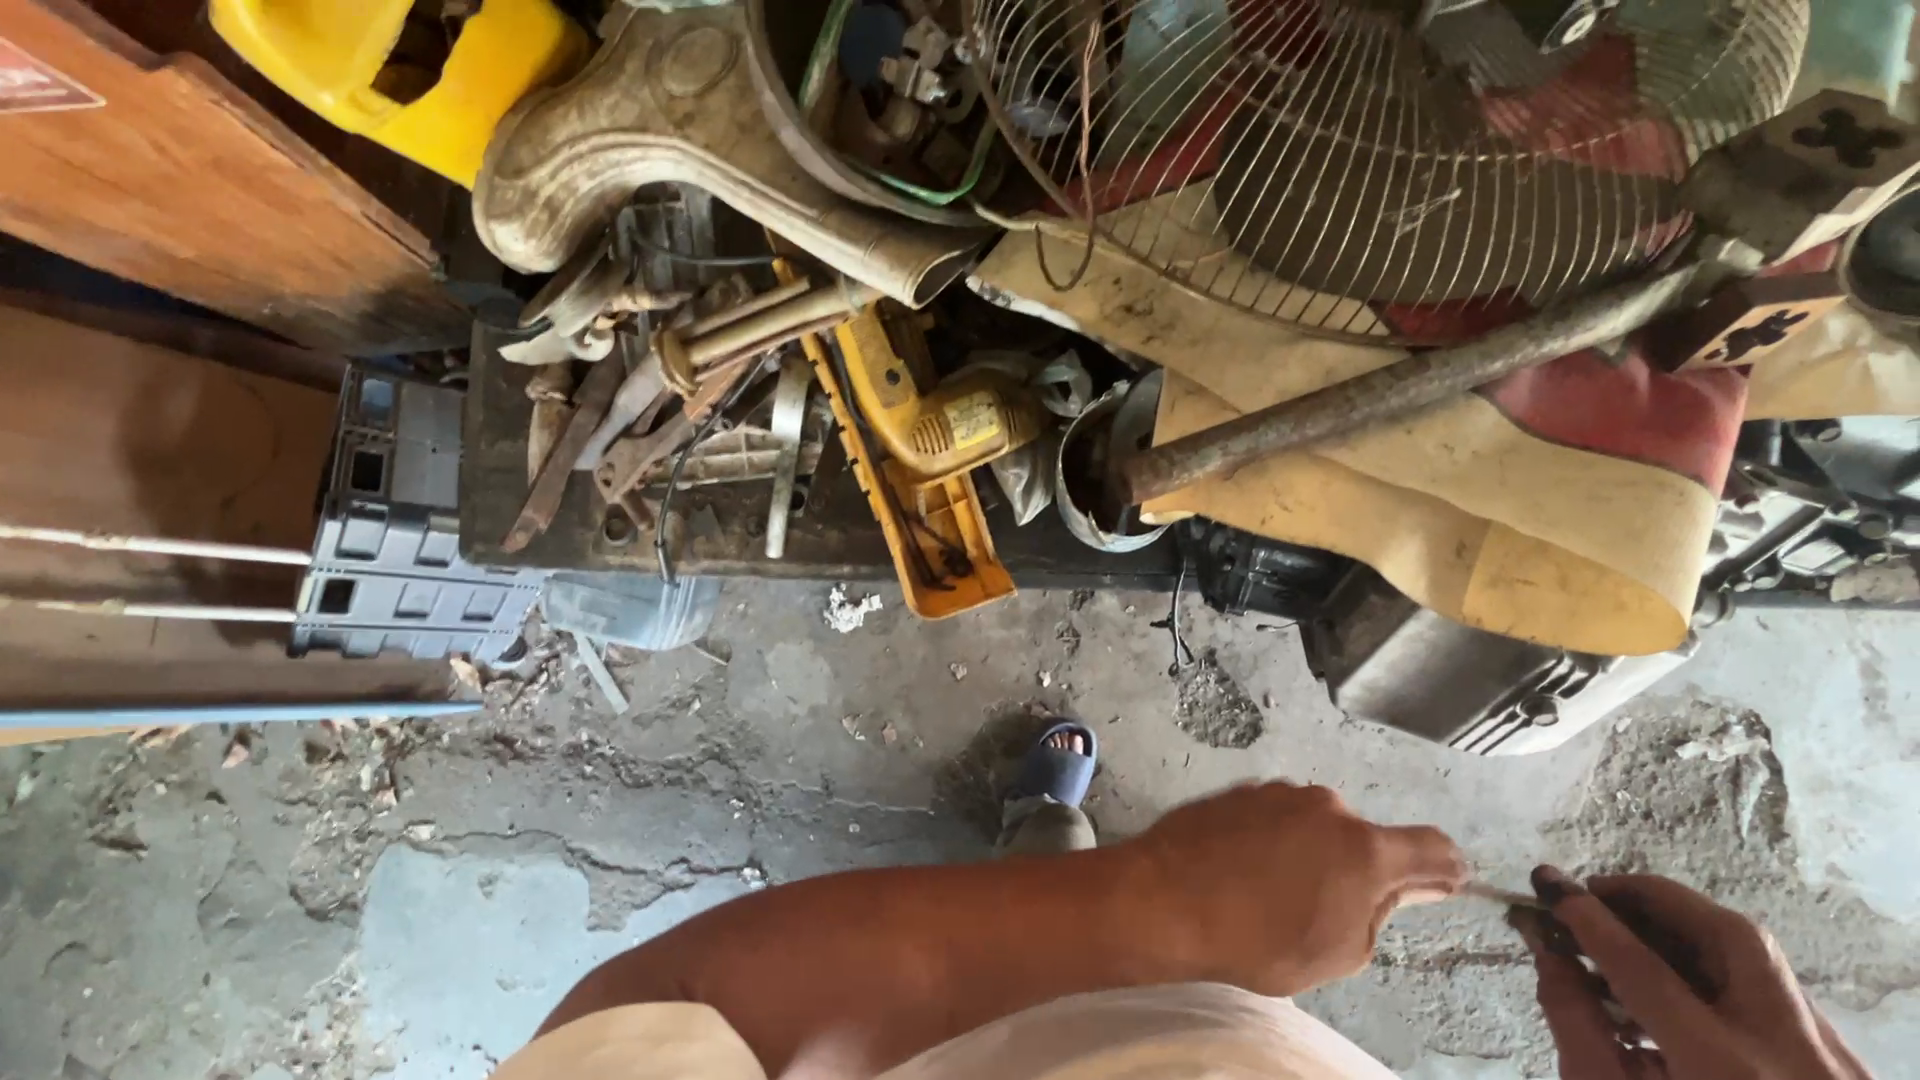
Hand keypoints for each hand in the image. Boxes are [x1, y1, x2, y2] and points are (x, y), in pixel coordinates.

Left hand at [1124, 781, 1465, 995]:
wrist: (1164, 900)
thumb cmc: (1257, 940)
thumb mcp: (1339, 949)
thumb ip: (1380, 910)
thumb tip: (1405, 886)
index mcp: (1363, 847)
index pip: (1433, 845)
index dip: (1444, 867)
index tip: (1443, 881)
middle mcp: (1325, 805)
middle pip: (1362, 836)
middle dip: (1355, 867)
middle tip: (1323, 905)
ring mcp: (1277, 791)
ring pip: (1313, 824)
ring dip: (1308, 851)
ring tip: (1269, 890)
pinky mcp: (1237, 790)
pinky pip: (1273, 816)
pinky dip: (1271, 839)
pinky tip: (1242, 869)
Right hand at [1520, 867, 1872, 1079]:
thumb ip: (1572, 1017)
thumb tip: (1546, 945)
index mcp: (1725, 1071)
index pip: (1642, 966)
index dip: (1586, 915)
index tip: (1545, 880)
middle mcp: (1795, 1056)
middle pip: (1730, 936)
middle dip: (1653, 899)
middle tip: (1596, 894)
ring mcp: (1835, 1062)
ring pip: (1760, 958)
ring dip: (1681, 928)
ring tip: (1622, 932)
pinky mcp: (1846, 1067)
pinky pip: (1770, 990)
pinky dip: (1710, 967)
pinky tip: (1668, 983)